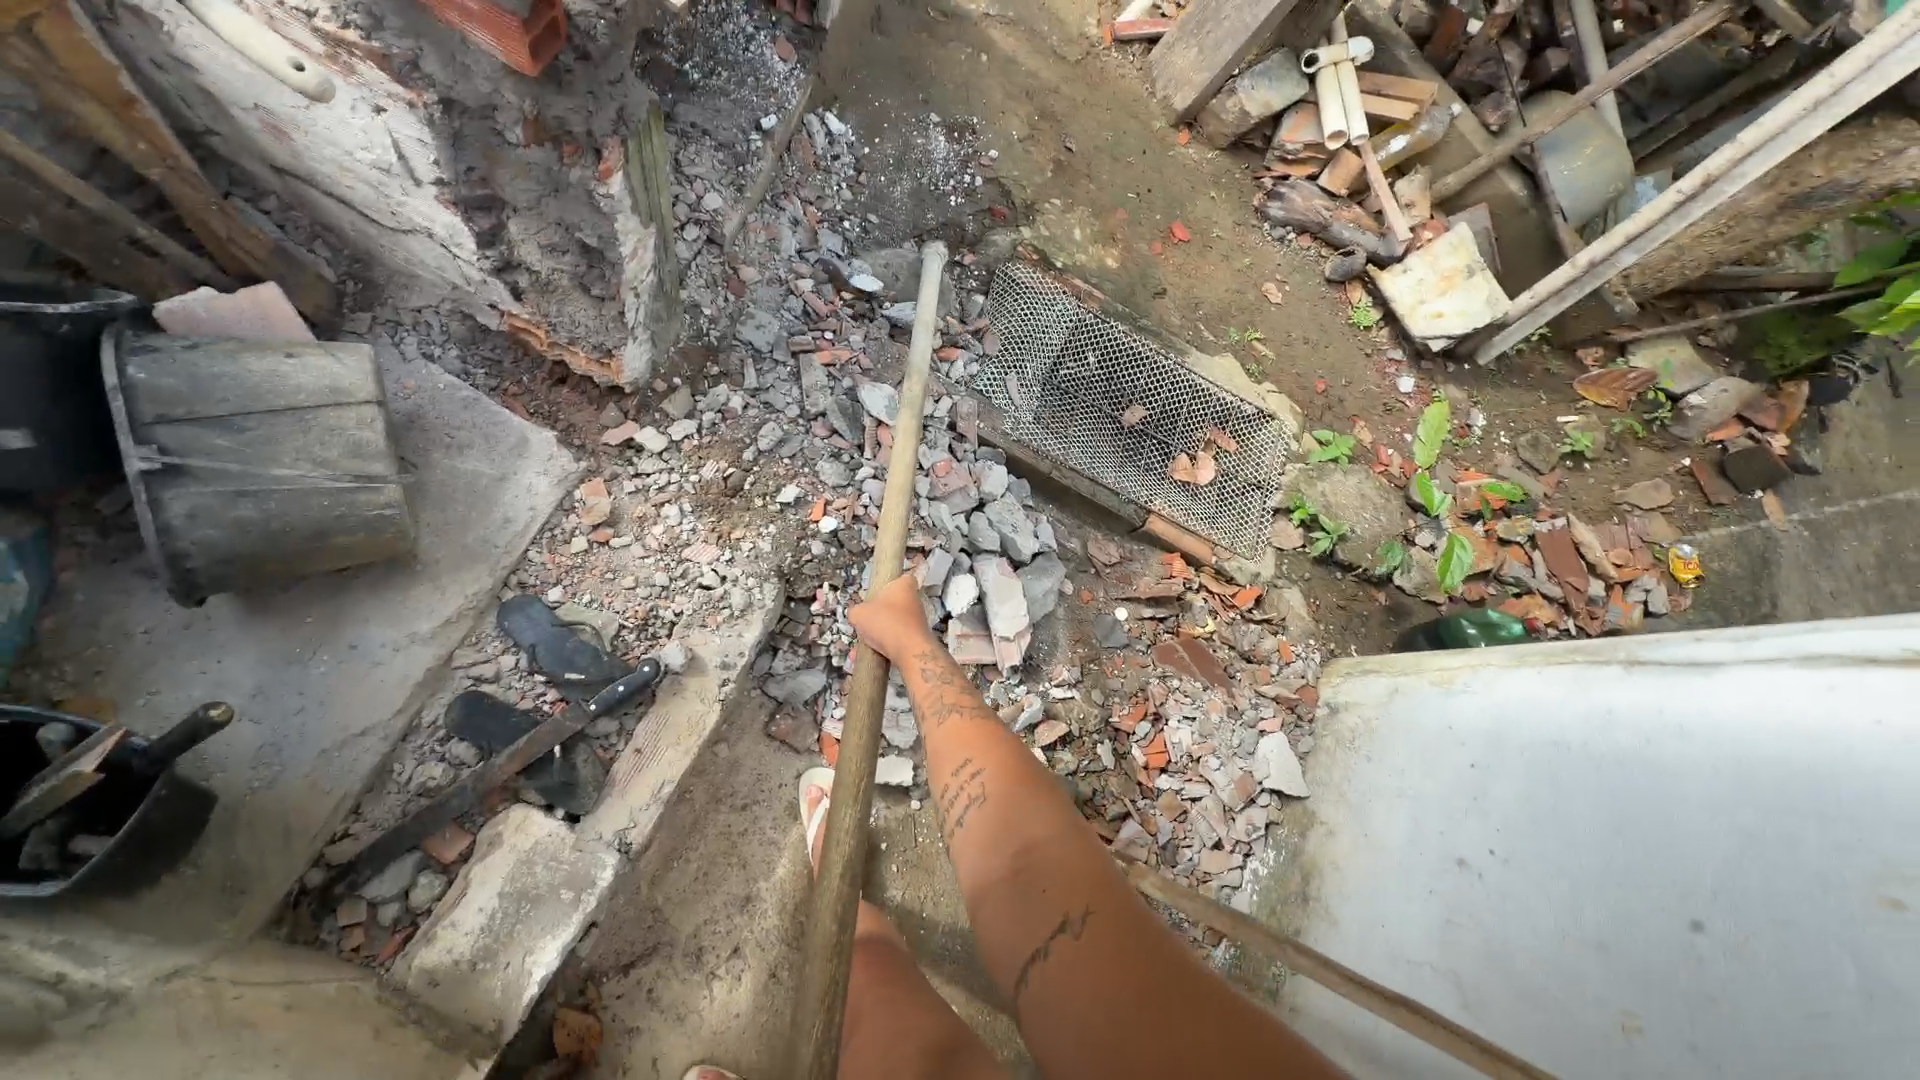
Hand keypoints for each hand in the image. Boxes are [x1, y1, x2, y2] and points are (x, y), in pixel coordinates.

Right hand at [849, 573, 935, 662]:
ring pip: (893, 625)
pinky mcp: (917, 639)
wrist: (909, 651)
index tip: (878, 592)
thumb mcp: (859, 614)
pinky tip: (867, 657)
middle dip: (878, 614)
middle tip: (864, 622)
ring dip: (877, 635)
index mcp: (904, 586)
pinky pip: (895, 641)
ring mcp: (917, 622)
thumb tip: (857, 614)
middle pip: (893, 604)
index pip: (902, 578)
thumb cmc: (885, 622)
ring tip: (860, 647)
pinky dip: (882, 648)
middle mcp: (914, 602)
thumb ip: (855, 611)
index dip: (890, 583)